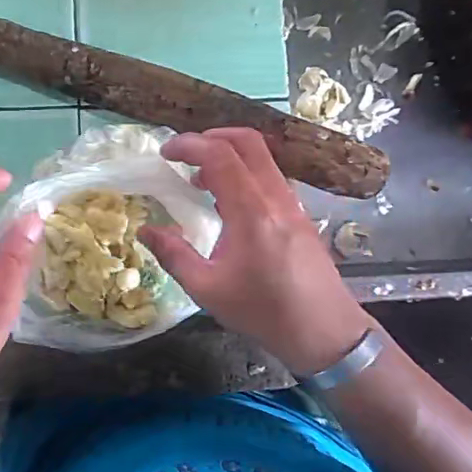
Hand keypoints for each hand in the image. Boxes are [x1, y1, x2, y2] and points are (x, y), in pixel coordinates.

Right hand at [138, 129, 372, 375]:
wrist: (327, 333)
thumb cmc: (264, 312)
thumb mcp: (207, 290)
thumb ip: (174, 255)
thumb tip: (144, 230)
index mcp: (252, 214)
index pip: (221, 156)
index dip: (189, 145)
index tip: (164, 154)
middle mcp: (276, 199)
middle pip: (248, 142)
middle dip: (210, 137)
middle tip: (182, 155)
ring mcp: (292, 205)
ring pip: (261, 158)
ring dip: (227, 156)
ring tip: (198, 182)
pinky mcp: (299, 215)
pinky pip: (268, 177)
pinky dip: (242, 173)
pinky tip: (225, 203)